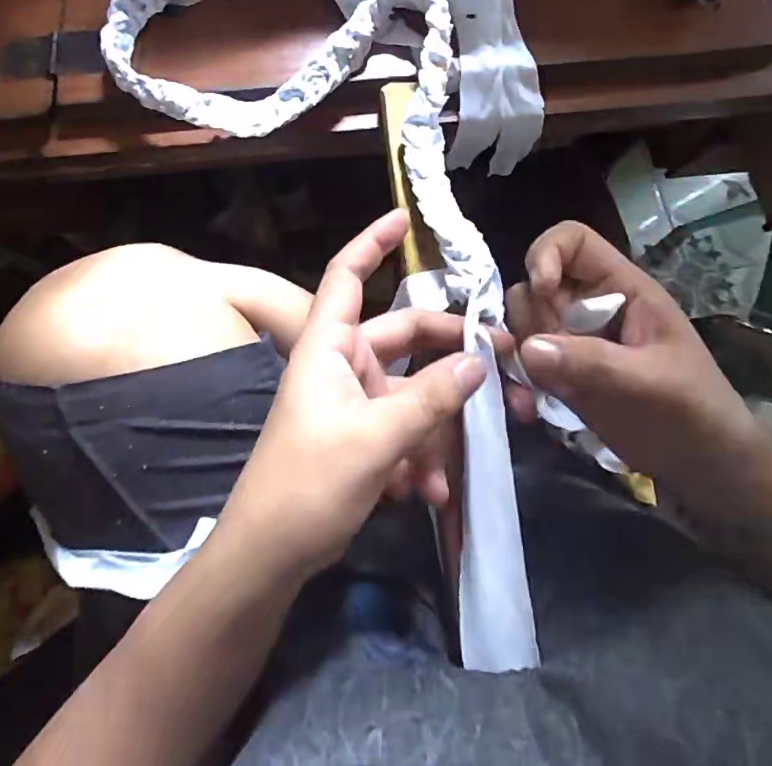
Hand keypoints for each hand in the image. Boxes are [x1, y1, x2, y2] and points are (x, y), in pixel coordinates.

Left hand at [213, 210, 487, 584]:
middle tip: (501, 363)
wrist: (271, 553)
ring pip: (413, 391)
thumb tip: (479, 361)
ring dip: (437, 426)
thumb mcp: (375, 439)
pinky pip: (404, 428)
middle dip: (450, 355)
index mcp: (328, 346)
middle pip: (404, 338)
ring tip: (451, 467)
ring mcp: (352, 400)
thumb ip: (430, 398)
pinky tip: (428, 493)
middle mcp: (342, 364)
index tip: (403, 218)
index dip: (372, 243)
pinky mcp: (361, 434)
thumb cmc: (308, 482)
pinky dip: (420, 454)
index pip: (347, 276)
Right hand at [506, 222, 771, 529]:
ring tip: (530, 393)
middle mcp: (589, 306)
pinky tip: (527, 410)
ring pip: (521, 326)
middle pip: (533, 285)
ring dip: (514, 355)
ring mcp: (572, 342)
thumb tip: (528, 347)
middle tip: (543, 358)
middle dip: (528, 319)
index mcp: (621, 288)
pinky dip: (517, 384)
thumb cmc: (694, 411)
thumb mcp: (652, 382)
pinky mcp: (561, 375)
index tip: (541, 291)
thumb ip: (593, 362)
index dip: (546, 255)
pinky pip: (522, 365)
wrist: (704, 467)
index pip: (572, 241)